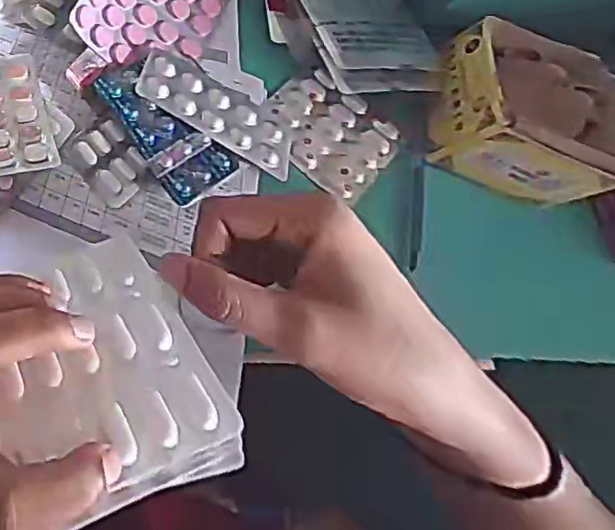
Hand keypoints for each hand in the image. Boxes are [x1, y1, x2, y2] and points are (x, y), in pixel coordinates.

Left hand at [0, 275, 120, 529]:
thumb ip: (39, 492)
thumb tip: (102, 465)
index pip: (29, 329)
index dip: (64, 333)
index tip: (91, 338)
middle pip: (8, 299)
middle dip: (47, 307)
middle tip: (76, 324)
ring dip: (21, 294)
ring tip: (48, 305)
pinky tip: (1, 314)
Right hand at [157, 194, 547, 489]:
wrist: (446, 402)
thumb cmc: (380, 356)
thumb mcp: (296, 328)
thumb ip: (227, 297)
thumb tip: (168, 268)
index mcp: (310, 213)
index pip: (225, 213)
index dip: (205, 252)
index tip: (207, 297)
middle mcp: (310, 217)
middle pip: (235, 227)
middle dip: (220, 268)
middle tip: (225, 314)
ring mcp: (315, 241)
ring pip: (247, 248)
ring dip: (235, 281)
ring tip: (244, 322)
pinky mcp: (317, 266)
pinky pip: (265, 265)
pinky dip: (252, 289)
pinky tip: (257, 320)